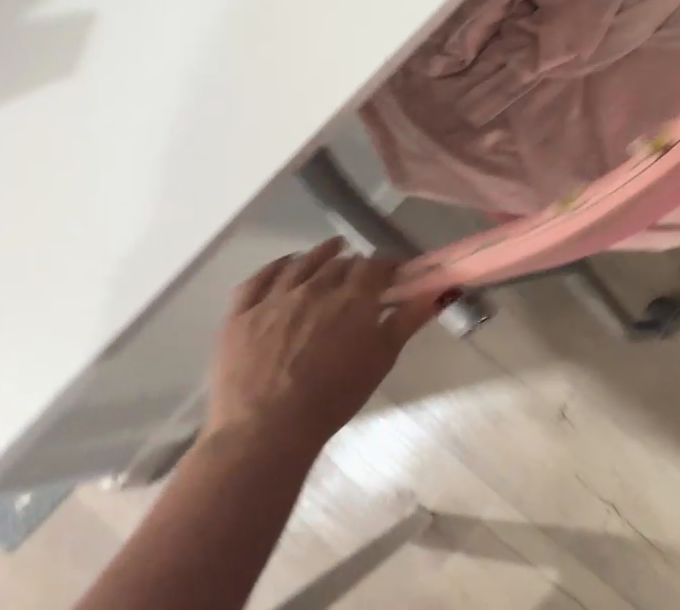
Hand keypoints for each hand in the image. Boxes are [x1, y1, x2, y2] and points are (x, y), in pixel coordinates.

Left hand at [205, 239, 447, 451]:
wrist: (266, 430)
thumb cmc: (335, 397)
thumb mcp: (383, 358)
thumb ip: (409, 319)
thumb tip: (440, 291)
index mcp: (354, 299)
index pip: (376, 265)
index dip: (389, 265)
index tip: (396, 273)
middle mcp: (315, 289)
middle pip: (340, 263)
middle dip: (356, 264)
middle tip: (364, 276)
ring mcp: (273, 300)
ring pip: (301, 264)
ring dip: (321, 254)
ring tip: (332, 250)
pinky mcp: (239, 316)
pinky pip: (257, 280)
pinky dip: (276, 266)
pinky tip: (286, 264)